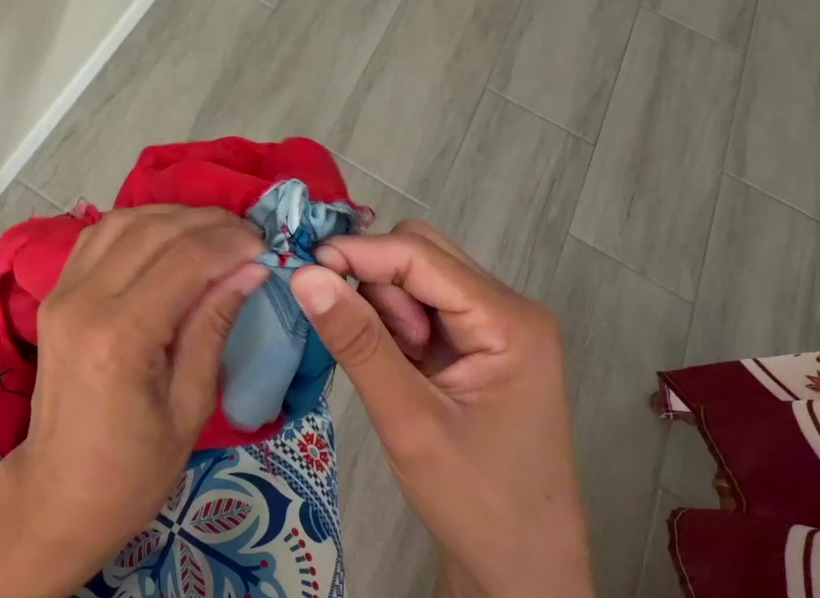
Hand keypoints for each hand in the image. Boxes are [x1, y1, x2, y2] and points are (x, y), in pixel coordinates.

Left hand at [0, 205, 265, 597]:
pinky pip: (95, 238)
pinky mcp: (53, 295)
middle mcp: (83, 301)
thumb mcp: (190, 408)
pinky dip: (135, 225)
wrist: (60, 492)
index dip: (228, 243)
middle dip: (205, 222)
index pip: (182, 260)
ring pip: (119, 223)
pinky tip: (166, 236)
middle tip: (247, 233)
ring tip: (213, 230)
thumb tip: (249, 269)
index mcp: (119, 336)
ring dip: (170, 216)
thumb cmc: (133, 469)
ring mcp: (60, 293)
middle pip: (150, 231)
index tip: (265, 244)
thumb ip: (213, 327)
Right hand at [290, 220, 592, 597]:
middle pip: (418, 254)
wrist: (521, 570)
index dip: (356, 253)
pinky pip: (418, 306)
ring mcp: (492, 327)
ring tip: (386, 368)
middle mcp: (507, 309)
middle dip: (372, 282)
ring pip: (413, 277)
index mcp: (509, 320)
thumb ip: (357, 342)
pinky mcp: (474, 346)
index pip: (418, 254)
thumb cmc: (474, 500)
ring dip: (381, 306)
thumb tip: (303, 274)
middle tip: (354, 336)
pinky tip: (392, 367)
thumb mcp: (408, 421)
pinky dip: (389, 324)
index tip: (298, 270)